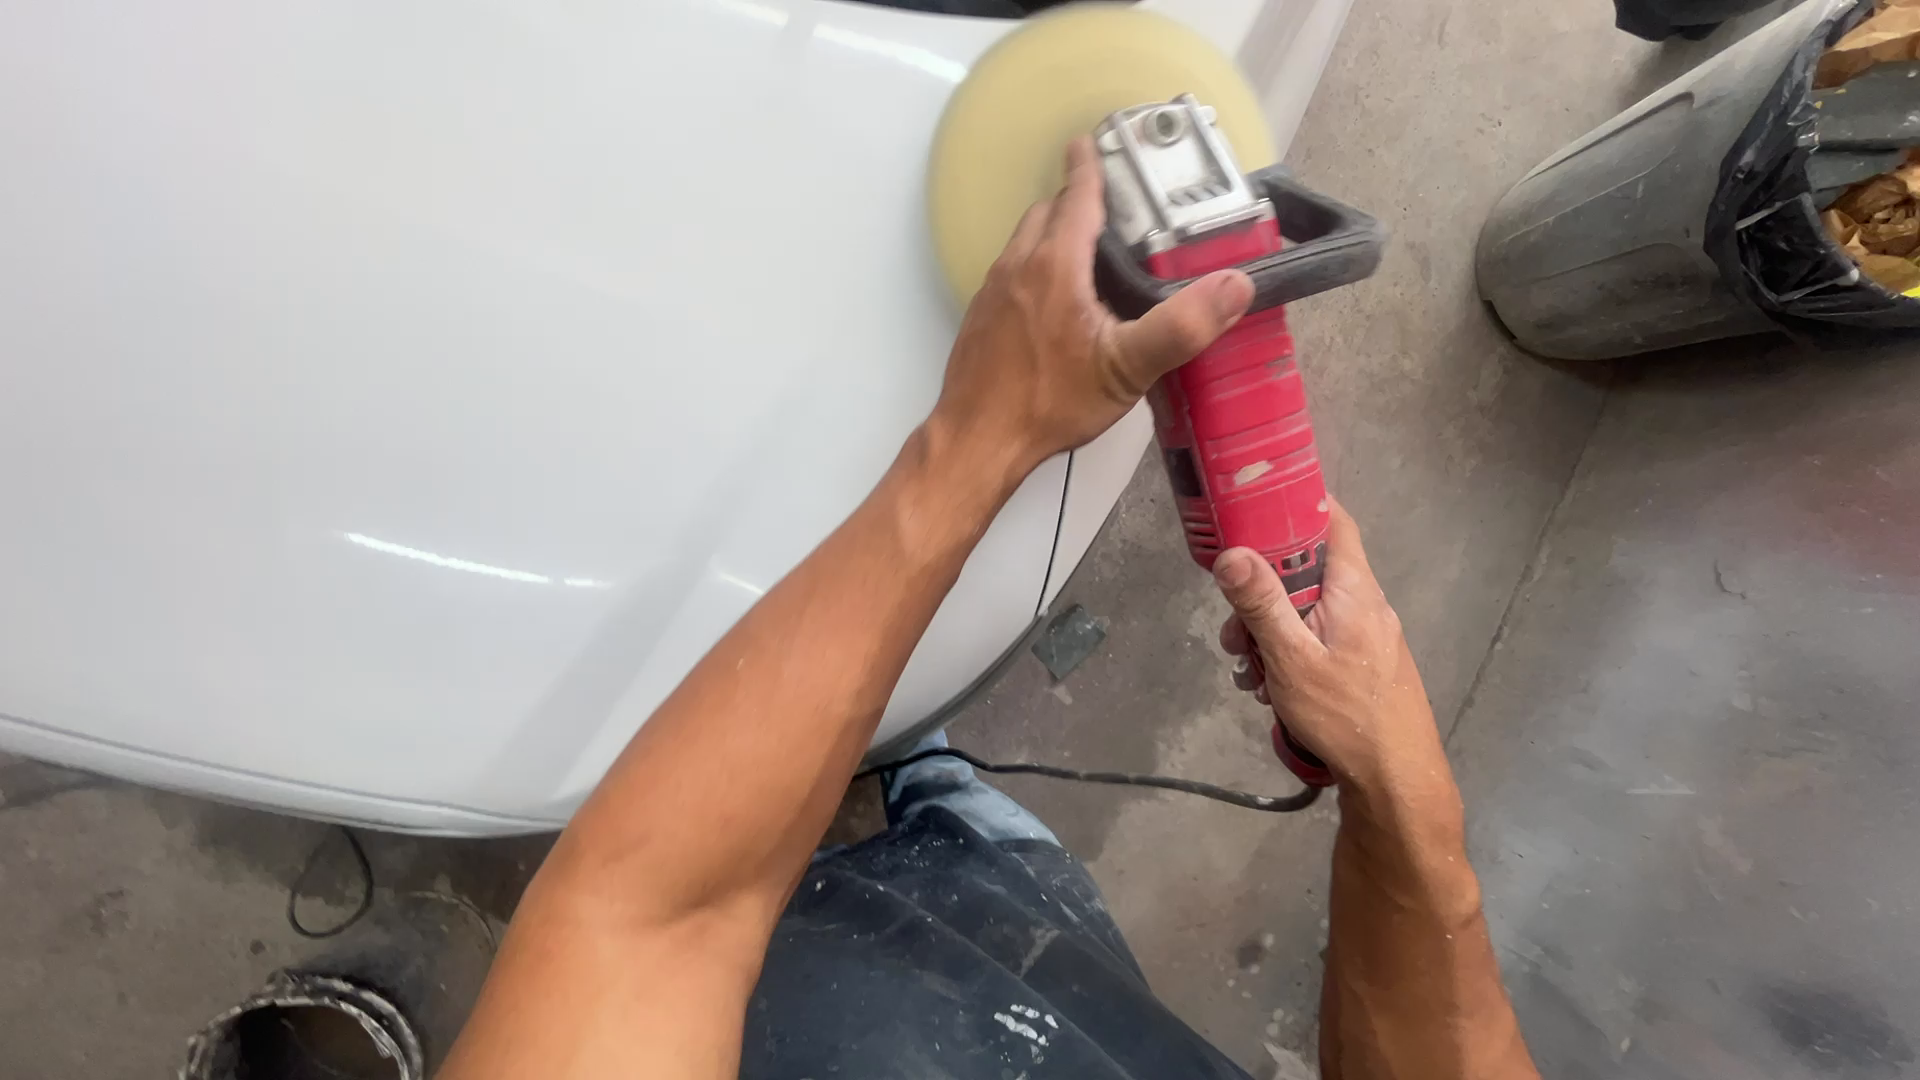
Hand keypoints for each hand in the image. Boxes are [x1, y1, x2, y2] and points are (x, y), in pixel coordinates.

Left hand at [928, 136, 1253, 477]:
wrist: (978, 441)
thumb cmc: (1048, 404)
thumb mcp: (1126, 370)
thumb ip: (1181, 326)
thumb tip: (1234, 286)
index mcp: (1054, 266)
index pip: (1075, 197)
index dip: (1089, 168)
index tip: (1090, 143)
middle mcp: (1016, 269)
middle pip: (1045, 215)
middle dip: (1072, 203)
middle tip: (1105, 211)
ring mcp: (990, 295)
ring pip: (1022, 244)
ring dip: (1049, 236)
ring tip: (1082, 255)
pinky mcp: (977, 321)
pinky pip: (1007, 277)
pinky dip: (1030, 271)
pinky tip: (1048, 306)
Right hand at [1211, 500, 1450, 800]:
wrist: (1396, 781)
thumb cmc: (1345, 714)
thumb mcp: (1291, 657)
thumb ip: (1261, 603)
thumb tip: (1231, 551)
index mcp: (1354, 588)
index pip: (1332, 519)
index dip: (1294, 504)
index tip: (1249, 509)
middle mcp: (1364, 602)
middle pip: (1306, 570)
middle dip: (1261, 592)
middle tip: (1233, 630)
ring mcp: (1365, 633)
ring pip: (1306, 608)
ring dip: (1268, 630)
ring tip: (1247, 670)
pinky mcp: (1361, 660)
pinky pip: (1316, 636)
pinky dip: (1287, 651)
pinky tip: (1269, 686)